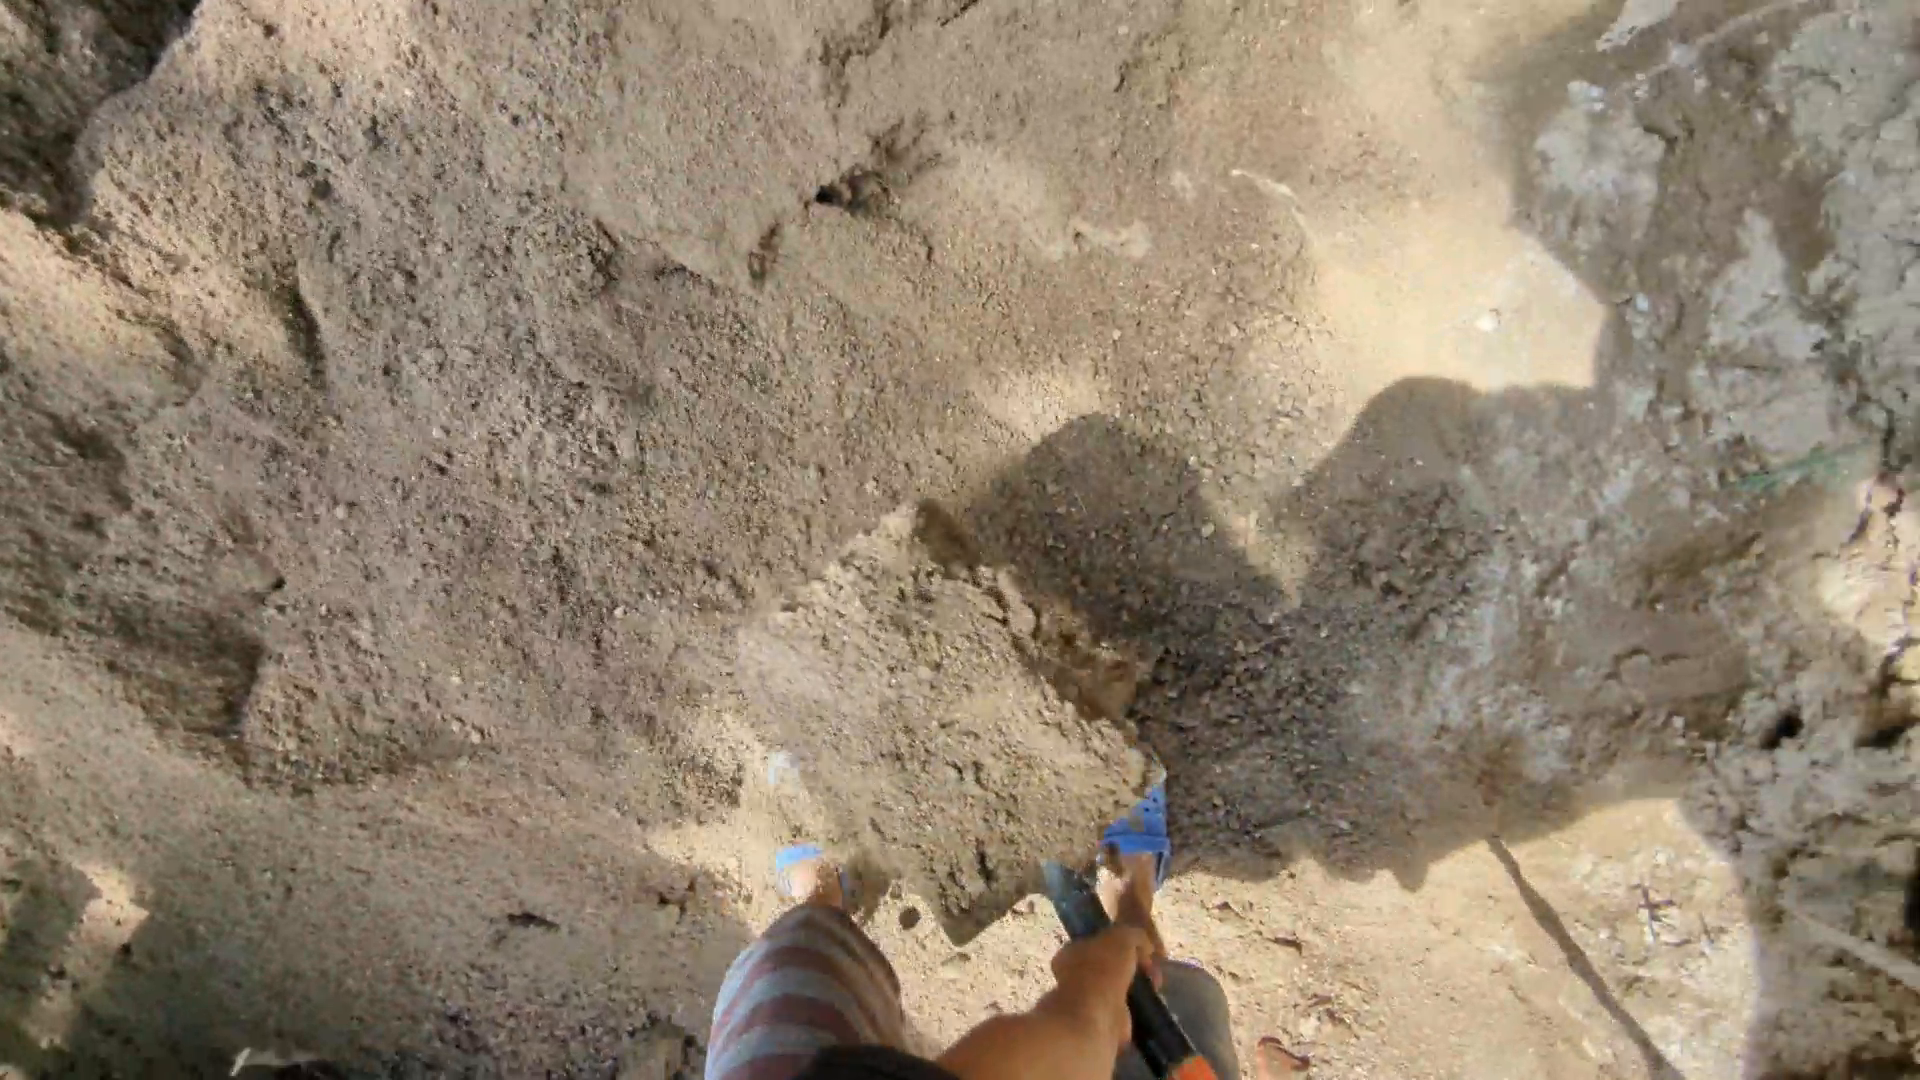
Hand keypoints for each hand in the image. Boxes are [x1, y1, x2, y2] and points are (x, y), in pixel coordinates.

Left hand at [1040, 926, 1158, 1052]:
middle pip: (1111, 964)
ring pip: (1120, 986)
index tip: (1141, 949)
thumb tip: (1145, 945)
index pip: (1098, 941)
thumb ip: (1134, 934)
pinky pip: (1126, 1007)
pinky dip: (1139, 1005)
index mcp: (1072, 951)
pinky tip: (1150, 1001)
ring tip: (1154, 985)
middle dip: (1134, 965)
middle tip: (1151, 969)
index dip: (1122, 943)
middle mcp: (1076, 975)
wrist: (1097, 1018)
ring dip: (1139, 985)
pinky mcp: (1104, 1021)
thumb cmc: (1103, 970)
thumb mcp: (1122, 937)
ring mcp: (1090, 1000)